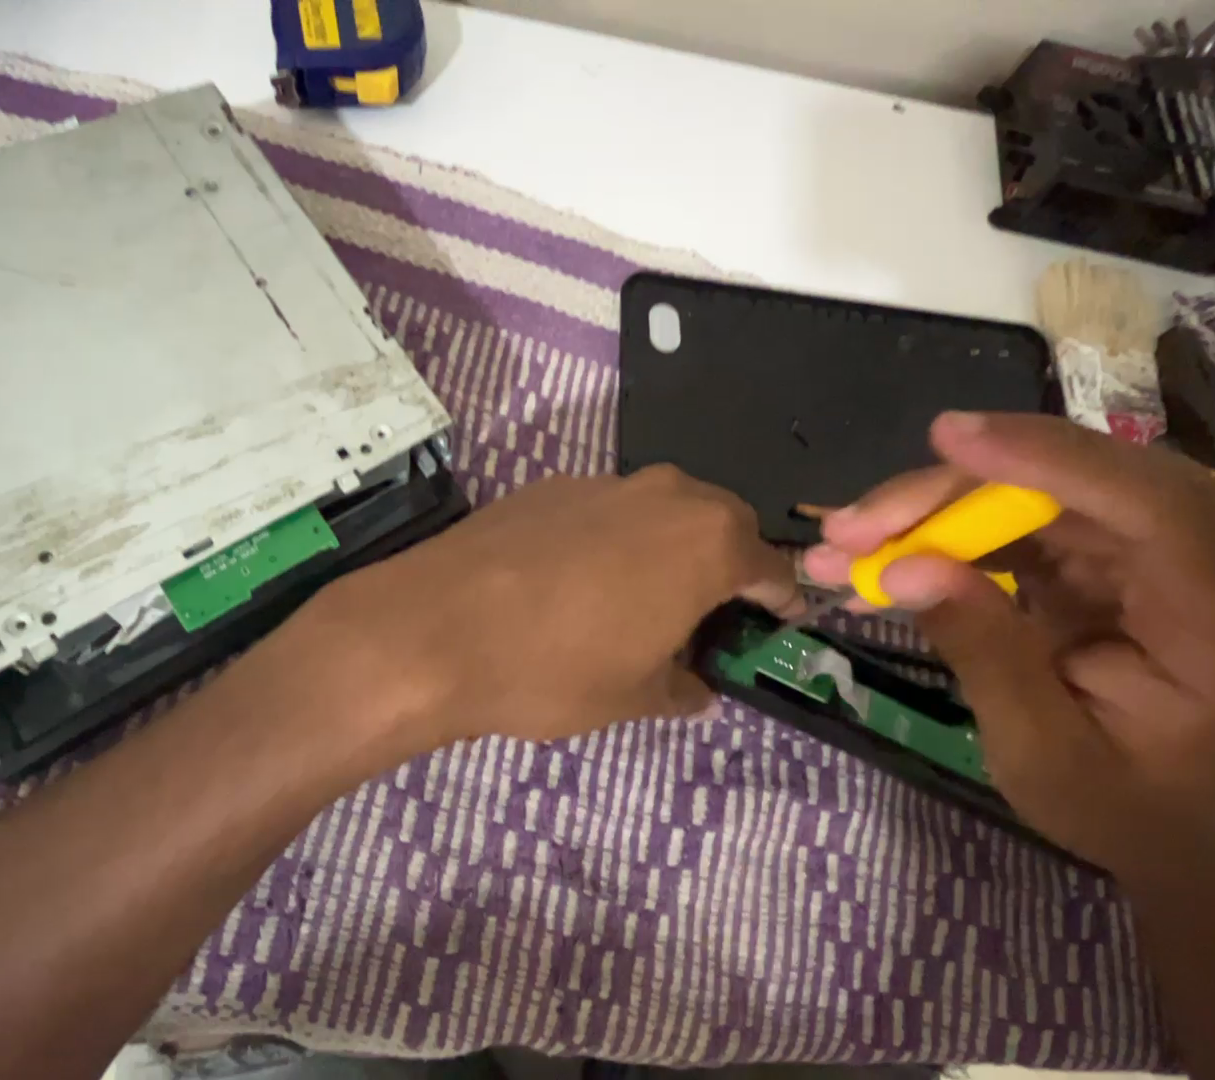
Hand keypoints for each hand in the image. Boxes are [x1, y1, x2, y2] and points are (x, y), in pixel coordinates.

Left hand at [290, 465, 799, 755]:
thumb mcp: (634, 697)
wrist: (433, 627)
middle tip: (708, 614)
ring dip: (670, 548)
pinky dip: (615, 540)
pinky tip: (577, 582)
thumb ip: (682, 688)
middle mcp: (666, 496)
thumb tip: (698, 688)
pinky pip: (608, 510)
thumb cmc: (553, 669)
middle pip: (722, 524)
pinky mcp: (551, 485)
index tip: (776, 625)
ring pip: (663, 510)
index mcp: (707, 542)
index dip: (780, 600)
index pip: (771, 567)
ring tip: (641, 599)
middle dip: (728, 566)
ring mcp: (604, 483)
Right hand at [804, 412, 1214, 877]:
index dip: (1051, 460)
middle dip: (951, 495)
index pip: (1154, 506)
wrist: (1171, 838)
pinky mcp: (1103, 559)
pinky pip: (1014, 523)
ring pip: (1032, 496)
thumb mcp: (1043, 754)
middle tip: (849, 527)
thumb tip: (903, 570)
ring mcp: (1150, 557)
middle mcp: (1204, 567)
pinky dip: (939, 537)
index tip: (949, 437)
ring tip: (841, 544)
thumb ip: (986, 655)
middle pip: (1076, 486)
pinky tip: (875, 559)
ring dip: (929, 513)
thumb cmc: (1124, 812)